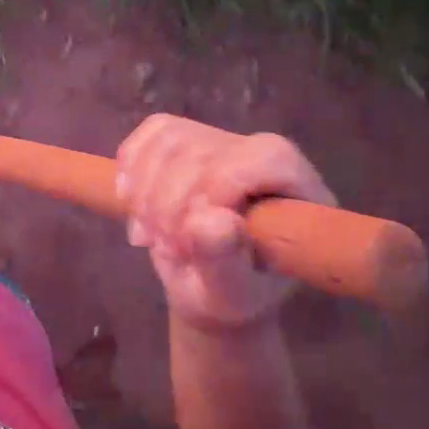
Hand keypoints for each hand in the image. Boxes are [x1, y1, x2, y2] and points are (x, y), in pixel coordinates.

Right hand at [116, 114, 335, 330]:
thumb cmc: (230, 297)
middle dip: (170, 201)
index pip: (268, 158)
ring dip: (145, 191)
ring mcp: (220, 141)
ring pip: (170, 138)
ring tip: (149, 232)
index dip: (222, 184)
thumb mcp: (230, 296)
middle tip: (164, 247)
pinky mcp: (182, 137)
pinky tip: (132, 202)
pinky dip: (130, 168)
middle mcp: (262, 154)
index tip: (188, 234)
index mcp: (298, 191)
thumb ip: (225, 261)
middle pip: (205, 149)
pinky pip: (150, 131)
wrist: (202, 284)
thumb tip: (209, 220)